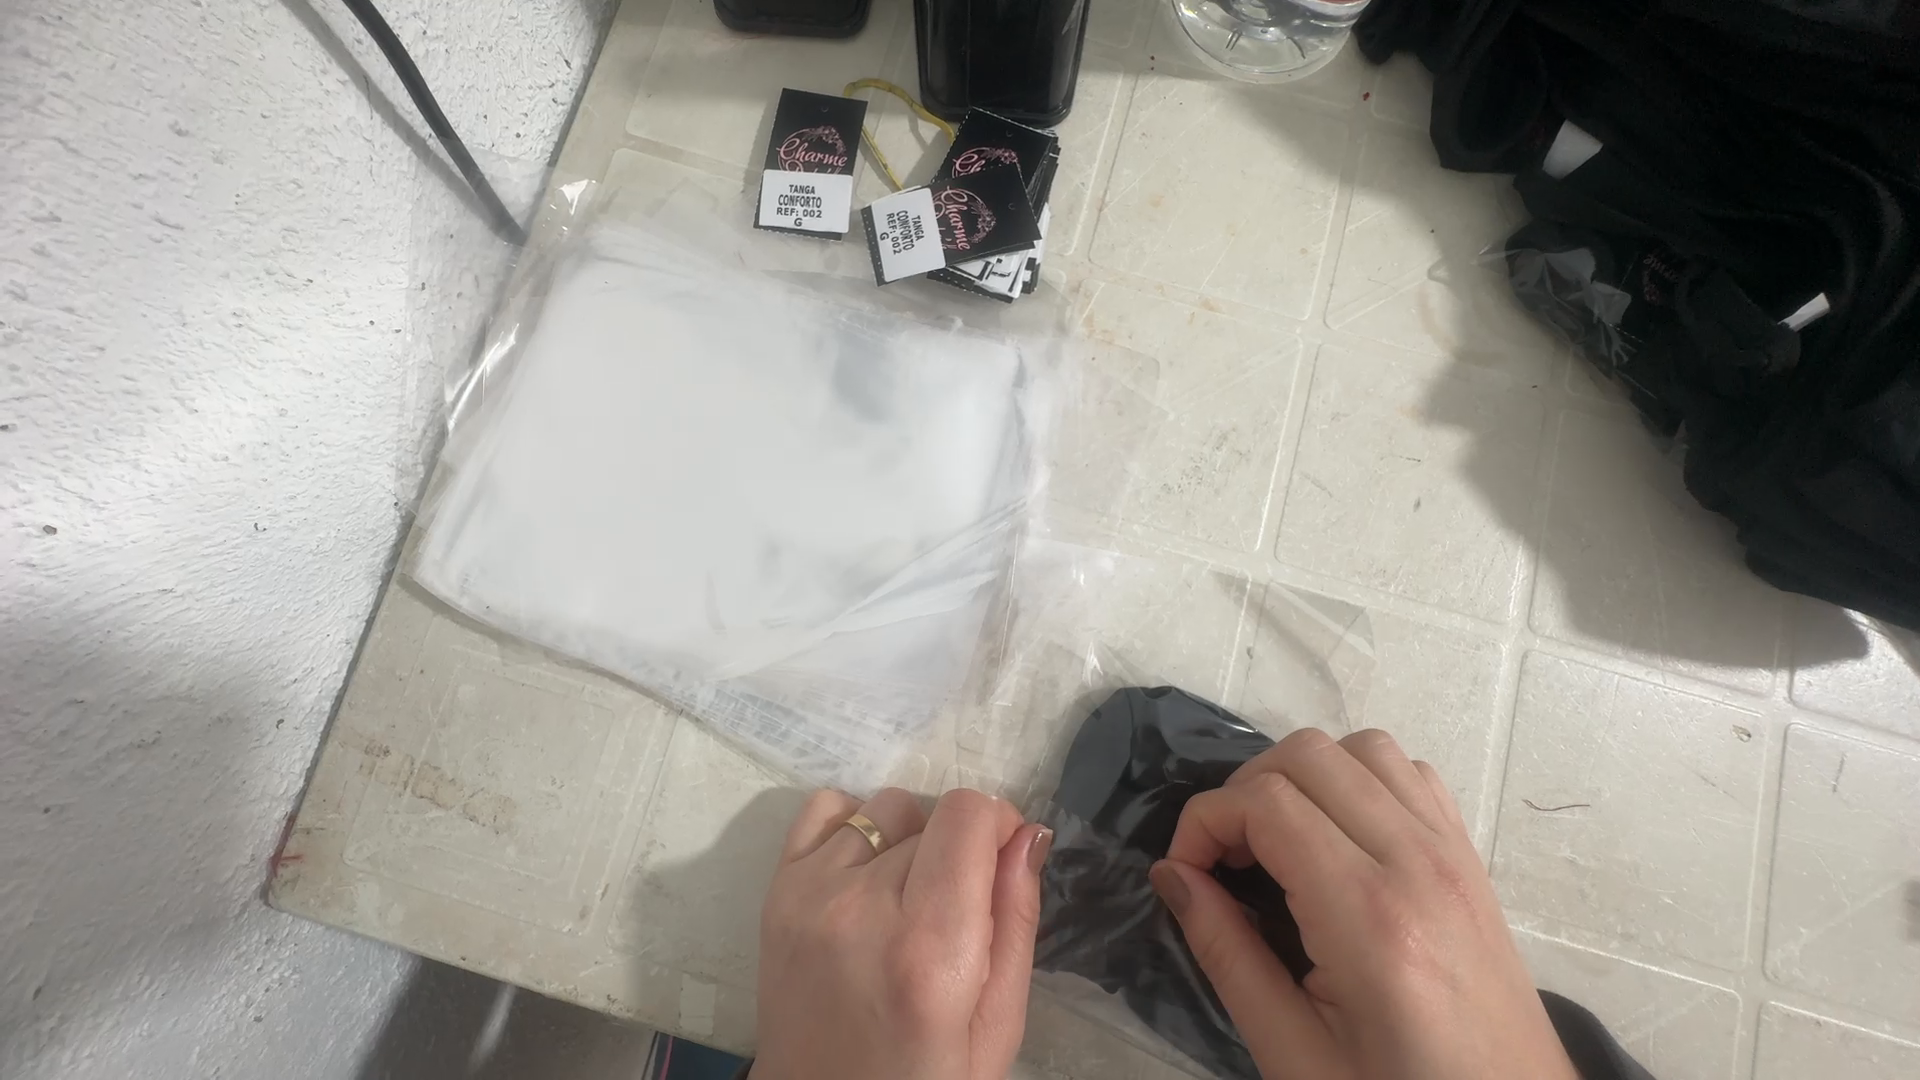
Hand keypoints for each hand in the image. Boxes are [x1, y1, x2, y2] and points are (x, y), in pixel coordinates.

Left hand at [752, 787, 1053, 1079]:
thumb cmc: (923, 1079)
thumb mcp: (997, 1024)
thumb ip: (1016, 917)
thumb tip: (1025, 831)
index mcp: (929, 948)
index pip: (967, 814)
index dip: (996, 823)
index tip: (1000, 858)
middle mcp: (863, 906)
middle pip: (932, 816)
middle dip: (957, 849)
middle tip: (949, 910)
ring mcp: (811, 892)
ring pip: (887, 808)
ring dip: (909, 839)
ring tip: (904, 895)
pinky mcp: (777, 888)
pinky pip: (827, 807)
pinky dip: (855, 826)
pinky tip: (864, 873)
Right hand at [1149, 728, 1575, 1079]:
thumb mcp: (1292, 1054)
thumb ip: (1224, 951)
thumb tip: (1171, 873)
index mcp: (1370, 918)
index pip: (1264, 803)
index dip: (1203, 821)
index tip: (1187, 871)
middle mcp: (1417, 863)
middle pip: (1305, 756)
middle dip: (1242, 791)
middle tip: (1228, 856)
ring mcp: (1453, 852)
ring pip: (1357, 747)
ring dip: (1300, 776)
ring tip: (1279, 838)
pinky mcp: (1469, 857)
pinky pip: (1405, 770)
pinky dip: (1356, 779)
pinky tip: (1337, 834)